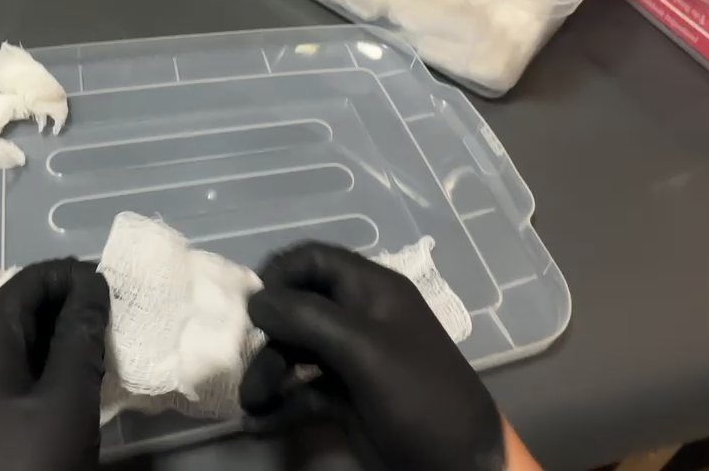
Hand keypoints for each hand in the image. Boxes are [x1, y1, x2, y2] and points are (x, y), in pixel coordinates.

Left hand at [0, 259, 110, 470]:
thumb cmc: (28, 469)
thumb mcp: (65, 399)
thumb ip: (80, 335)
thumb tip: (93, 284)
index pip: (29, 280)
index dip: (72, 273)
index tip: (113, 290)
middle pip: (23, 308)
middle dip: (71, 303)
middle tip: (115, 317)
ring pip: (23, 343)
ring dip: (64, 336)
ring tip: (105, 347)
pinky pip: (19, 375)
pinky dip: (51, 366)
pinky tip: (80, 384)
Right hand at [240, 242, 506, 470]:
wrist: (463, 469)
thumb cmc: (418, 396)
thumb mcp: (364, 350)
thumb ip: (308, 318)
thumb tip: (256, 299)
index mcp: (371, 290)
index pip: (316, 260)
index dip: (281, 274)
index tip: (252, 305)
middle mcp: (359, 318)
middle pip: (300, 307)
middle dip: (270, 334)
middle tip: (245, 362)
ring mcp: (354, 360)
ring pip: (298, 351)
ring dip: (269, 373)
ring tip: (251, 404)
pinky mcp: (348, 400)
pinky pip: (304, 391)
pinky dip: (282, 404)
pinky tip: (260, 423)